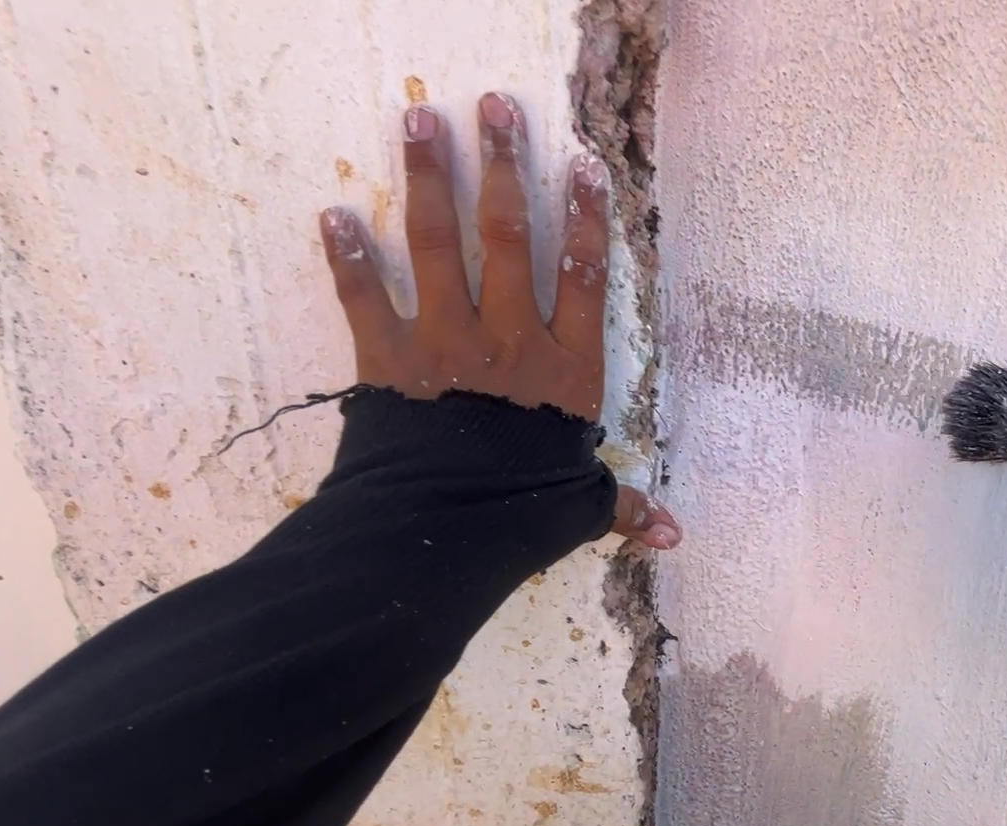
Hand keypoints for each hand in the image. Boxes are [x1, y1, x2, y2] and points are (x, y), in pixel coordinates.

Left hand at [318, 93, 679, 550]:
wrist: (444, 529)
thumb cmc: (523, 512)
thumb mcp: (581, 506)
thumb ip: (622, 505)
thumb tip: (674, 538)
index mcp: (566, 368)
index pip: (583, 279)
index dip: (586, 220)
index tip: (584, 165)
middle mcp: (510, 338)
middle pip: (509, 240)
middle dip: (504, 170)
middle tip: (494, 107)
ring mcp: (447, 342)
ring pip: (439, 247)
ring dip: (428, 180)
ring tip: (419, 119)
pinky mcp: (389, 358)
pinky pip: (367, 298)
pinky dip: (348, 258)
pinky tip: (333, 213)